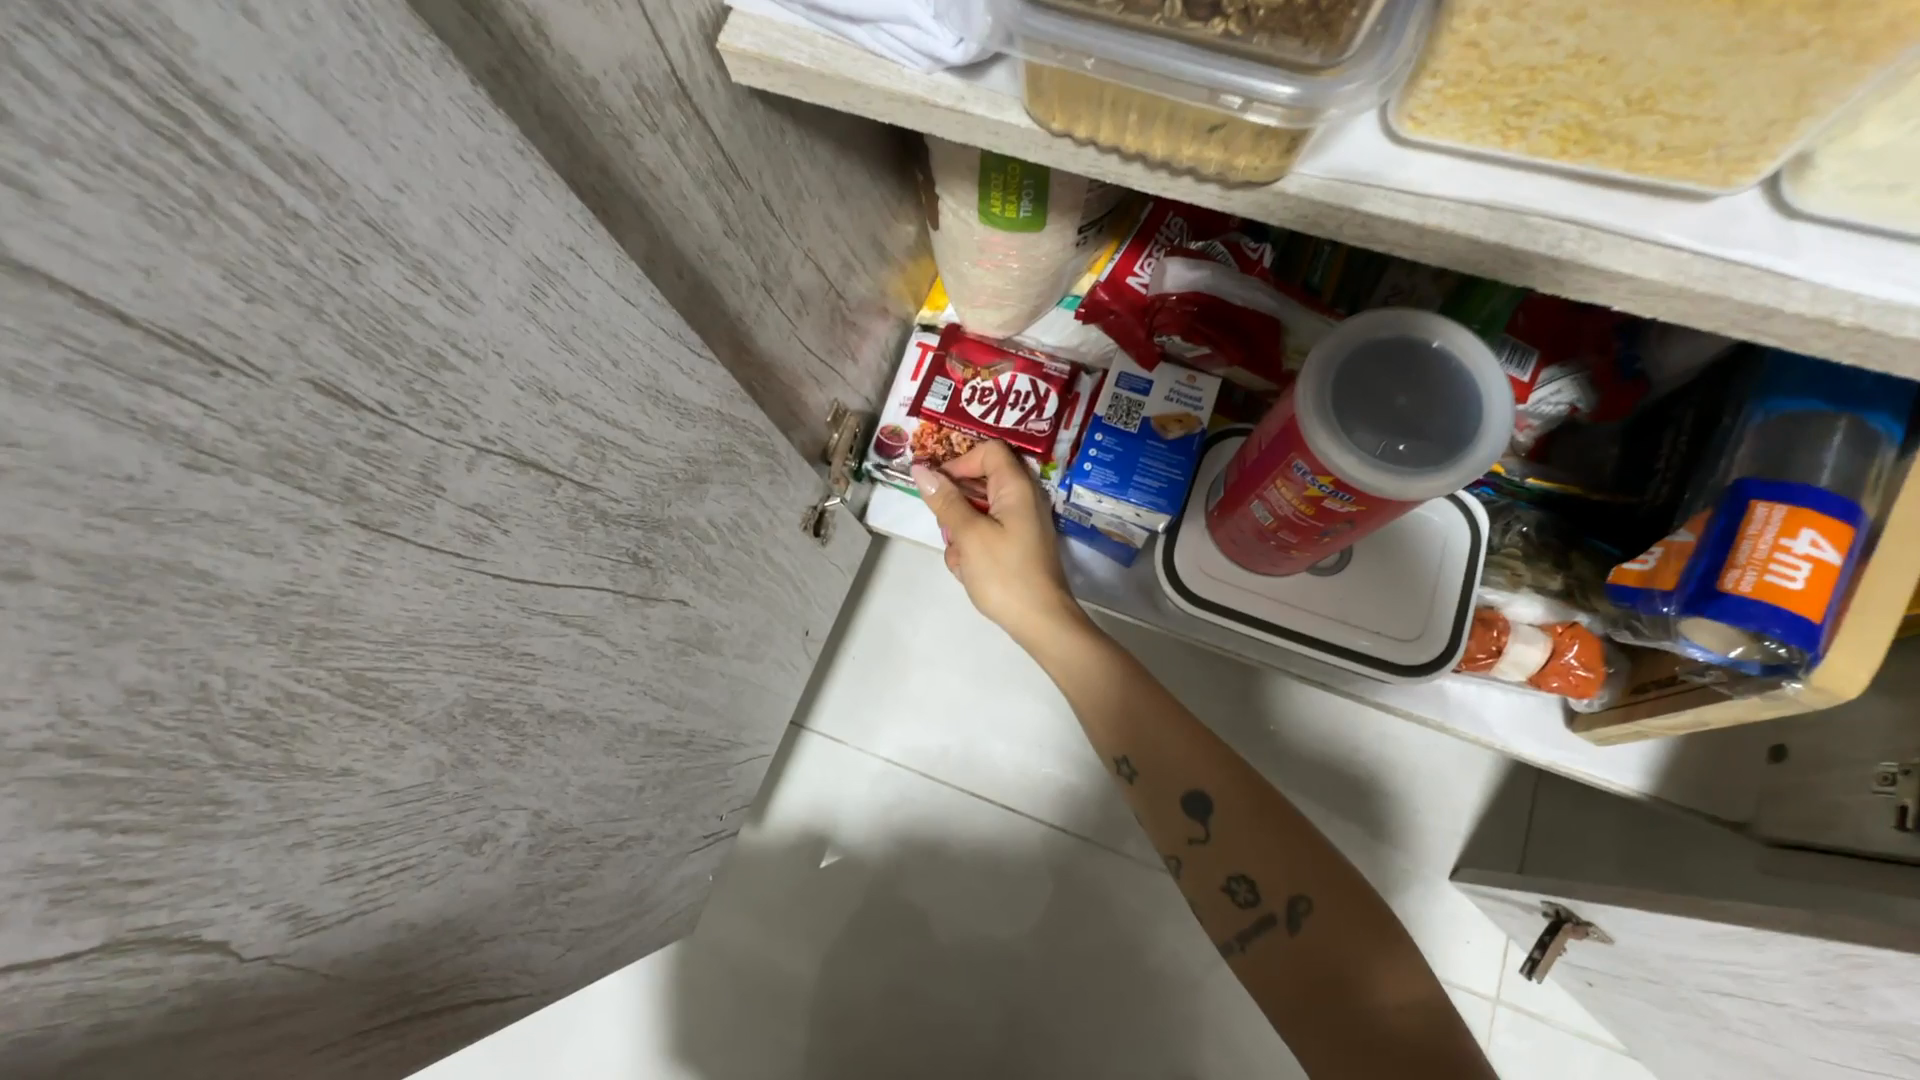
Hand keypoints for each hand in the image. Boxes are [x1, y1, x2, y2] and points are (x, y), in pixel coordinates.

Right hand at [913, 441, 1090, 647]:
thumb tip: (921, 469)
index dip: (960, 462)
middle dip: (956, 505)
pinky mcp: (1017, 545)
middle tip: (947, 529)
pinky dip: (973, 549)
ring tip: (961, 559)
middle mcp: (1022, 499)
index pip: (988, 451)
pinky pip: (986, 534)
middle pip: (980, 481)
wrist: (1041, 622)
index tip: (938, 487)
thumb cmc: (1005, 574)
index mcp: (1016, 487)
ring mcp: (1021, 523)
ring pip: (978, 512)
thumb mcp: (968, 535)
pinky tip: (969, 571)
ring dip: (961, 533)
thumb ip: (945, 500)